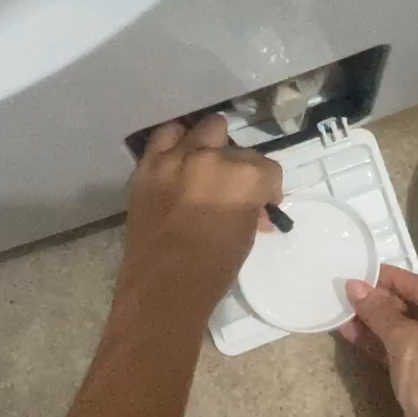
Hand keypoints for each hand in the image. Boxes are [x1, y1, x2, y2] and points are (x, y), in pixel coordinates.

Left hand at [120, 114, 283, 309]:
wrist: (163, 287)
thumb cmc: (214, 269)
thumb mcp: (246, 236)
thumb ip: (252, 209)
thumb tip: (255, 205)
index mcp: (245, 178)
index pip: (268, 168)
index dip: (269, 188)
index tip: (264, 204)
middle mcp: (212, 158)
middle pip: (239, 148)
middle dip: (242, 166)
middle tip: (235, 187)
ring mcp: (176, 159)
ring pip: (203, 129)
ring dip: (210, 143)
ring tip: (207, 163)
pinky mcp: (148, 166)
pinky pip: (165, 138)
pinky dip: (176, 146)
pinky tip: (179, 163)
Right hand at [339, 266, 417, 416]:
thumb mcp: (404, 338)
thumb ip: (378, 311)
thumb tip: (354, 286)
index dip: (389, 279)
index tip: (361, 271)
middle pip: (411, 307)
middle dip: (378, 302)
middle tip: (346, 292)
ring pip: (402, 330)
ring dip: (373, 322)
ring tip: (342, 311)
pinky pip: (398, 349)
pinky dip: (377, 342)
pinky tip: (351, 333)